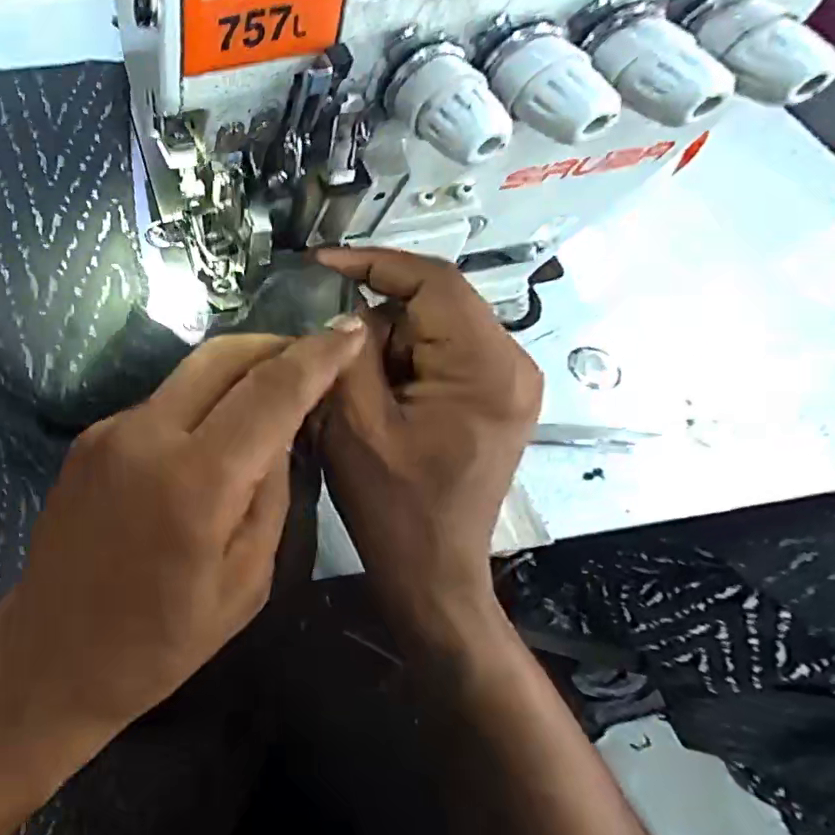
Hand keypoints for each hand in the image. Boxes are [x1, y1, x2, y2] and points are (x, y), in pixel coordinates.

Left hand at [0, 323, 367, 736]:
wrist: (52, 656)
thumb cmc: (162, 641)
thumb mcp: (246, 581)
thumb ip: (270, 493)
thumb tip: (279, 430)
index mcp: (195, 482)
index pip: (269, 392)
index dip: (316, 357)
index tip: (350, 333)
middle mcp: (146, 437)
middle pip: (222, 356)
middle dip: (275, 346)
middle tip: (311, 359)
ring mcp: (109, 432)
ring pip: (189, 374)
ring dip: (237, 375)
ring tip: (267, 403)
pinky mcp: (89, 439)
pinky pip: (161, 403)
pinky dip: (198, 405)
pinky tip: (210, 439)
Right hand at [312, 248, 542, 643]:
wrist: (434, 573)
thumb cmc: (394, 509)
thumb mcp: (356, 425)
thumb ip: (349, 355)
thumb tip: (347, 313)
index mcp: (487, 368)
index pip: (434, 282)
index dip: (374, 263)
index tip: (321, 262)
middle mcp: (513, 365)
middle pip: (436, 304)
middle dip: (376, 322)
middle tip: (331, 356)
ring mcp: (511, 382)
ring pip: (435, 329)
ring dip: (387, 348)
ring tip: (357, 396)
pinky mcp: (497, 398)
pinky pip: (443, 355)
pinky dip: (403, 366)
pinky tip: (380, 403)